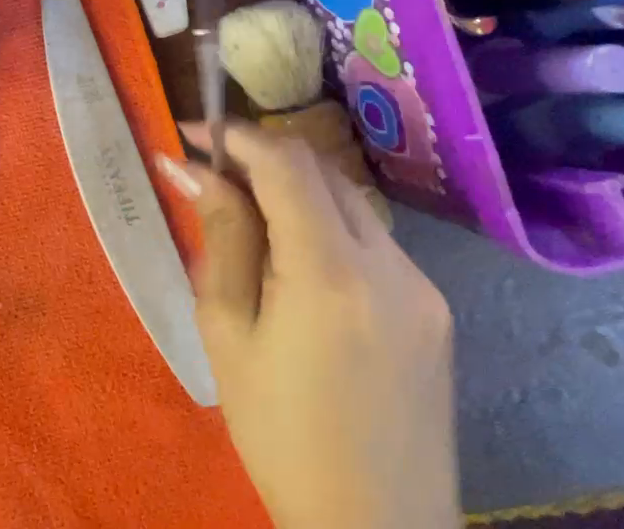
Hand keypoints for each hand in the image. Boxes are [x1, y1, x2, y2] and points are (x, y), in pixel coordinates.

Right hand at [156, 121, 459, 528]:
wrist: (376, 523)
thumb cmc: (276, 426)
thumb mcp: (227, 328)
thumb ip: (221, 238)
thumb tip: (190, 168)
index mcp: (331, 274)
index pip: (287, 165)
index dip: (235, 136)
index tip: (188, 134)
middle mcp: (392, 267)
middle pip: (323, 173)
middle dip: (262, 158)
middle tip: (206, 175)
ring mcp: (424, 289)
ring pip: (351, 203)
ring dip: (294, 191)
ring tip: (243, 217)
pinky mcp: (434, 312)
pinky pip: (372, 242)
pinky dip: (325, 227)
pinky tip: (293, 263)